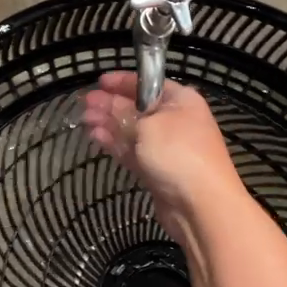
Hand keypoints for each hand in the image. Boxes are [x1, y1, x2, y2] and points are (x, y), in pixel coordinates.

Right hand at [82, 71, 241, 234]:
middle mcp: (174, 120)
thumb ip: (124, 113)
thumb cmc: (178, 154)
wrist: (202, 205)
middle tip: (85, 103)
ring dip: (109, 124)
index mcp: (180, 100)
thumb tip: (107, 103)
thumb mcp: (148, 125)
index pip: (148, 84)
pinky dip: (115, 144)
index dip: (123, 81)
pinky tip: (96, 137)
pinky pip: (132, 151)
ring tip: (84, 120)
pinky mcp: (156, 169)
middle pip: (137, 108)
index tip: (99, 81)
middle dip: (110, 104)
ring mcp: (165, 147)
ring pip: (132, 131)